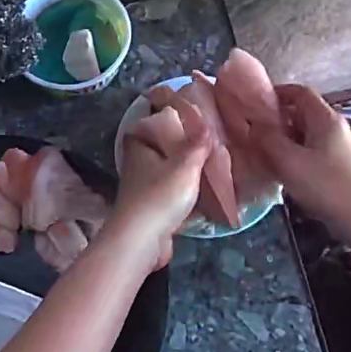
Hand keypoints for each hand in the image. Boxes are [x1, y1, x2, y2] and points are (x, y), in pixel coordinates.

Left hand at [110, 105, 213, 269]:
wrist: (142, 241)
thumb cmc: (160, 195)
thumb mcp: (185, 165)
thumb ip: (197, 142)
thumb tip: (203, 116)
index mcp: (141, 146)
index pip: (152, 122)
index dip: (167, 115)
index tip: (189, 110)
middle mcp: (139, 164)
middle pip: (162, 147)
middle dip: (181, 143)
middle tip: (208, 137)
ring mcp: (144, 187)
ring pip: (167, 171)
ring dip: (185, 168)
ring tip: (212, 162)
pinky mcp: (152, 209)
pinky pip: (173, 193)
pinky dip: (186, 191)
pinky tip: (205, 191)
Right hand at [250, 84, 350, 237]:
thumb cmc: (324, 185)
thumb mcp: (288, 160)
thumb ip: (267, 138)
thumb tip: (252, 123)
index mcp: (324, 118)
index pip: (300, 92)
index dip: (277, 92)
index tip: (254, 102)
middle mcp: (333, 127)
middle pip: (302, 112)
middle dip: (276, 118)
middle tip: (253, 129)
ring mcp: (338, 146)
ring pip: (305, 132)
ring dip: (283, 137)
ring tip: (261, 150)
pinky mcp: (337, 164)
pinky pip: (310, 149)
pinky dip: (293, 152)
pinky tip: (280, 168)